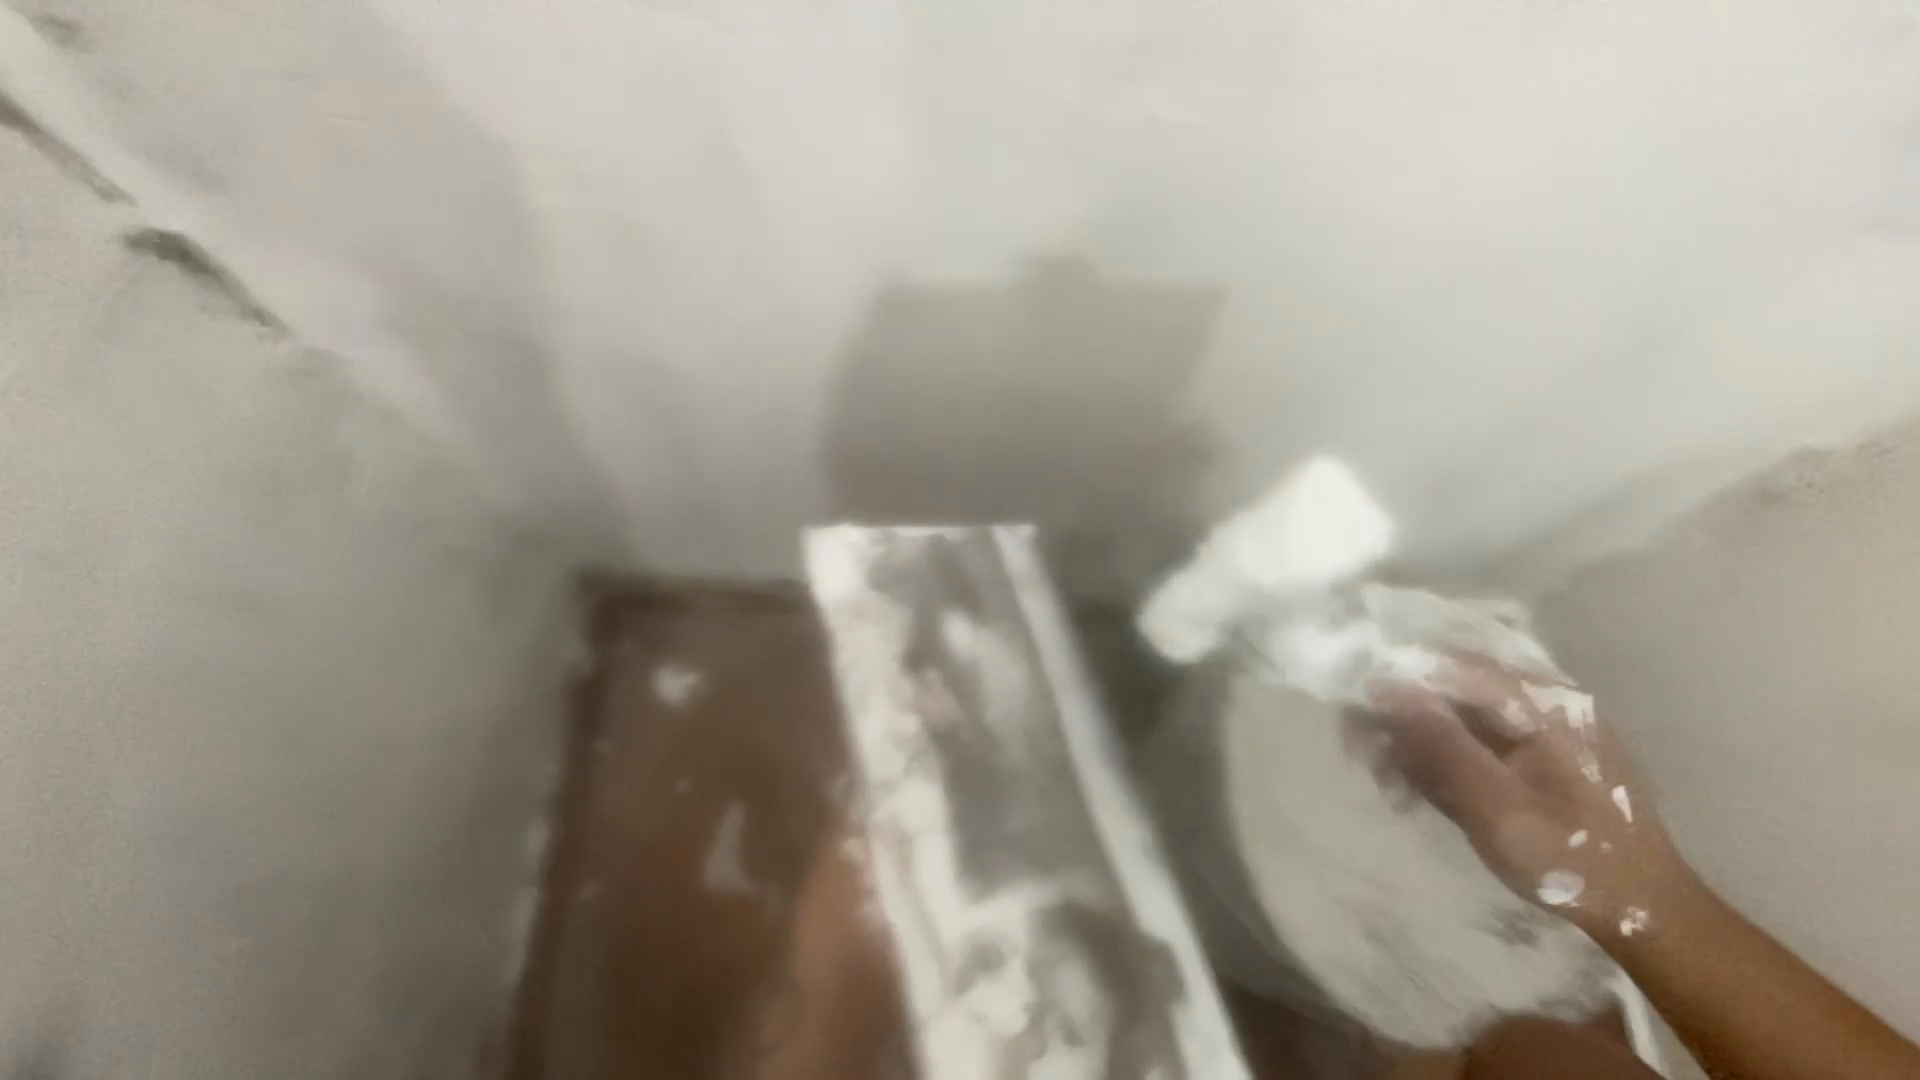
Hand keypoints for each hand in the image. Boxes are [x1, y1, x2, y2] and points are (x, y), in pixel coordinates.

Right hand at [1351, 655, 1695, 940]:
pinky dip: (1430, 759)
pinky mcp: (1524, 754)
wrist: (1640, 912)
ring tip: (1381, 778)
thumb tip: (1385, 687)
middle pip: (1448, 687)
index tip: (1354, 705)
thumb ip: (1442, 745)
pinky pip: (1463, 739)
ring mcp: (1533, 730)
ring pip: (1449, 713)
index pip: (1457, 667)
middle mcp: (1540, 704)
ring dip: (1407, 740)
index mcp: (1548, 706)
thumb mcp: (1498, 807)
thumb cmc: (1573, 861)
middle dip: (1397, 714)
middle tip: (1358, 749)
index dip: (1399, 678)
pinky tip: (1407, 788)